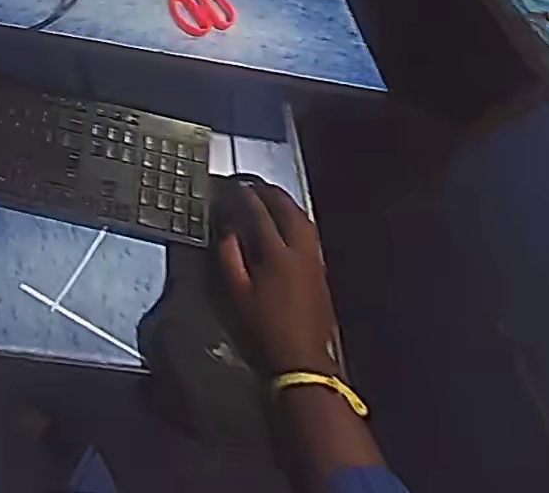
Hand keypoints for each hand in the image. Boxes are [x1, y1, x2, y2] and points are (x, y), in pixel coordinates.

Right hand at [216, 179, 340, 374]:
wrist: (302, 364)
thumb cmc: (262, 329)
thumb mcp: (234, 293)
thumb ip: (229, 256)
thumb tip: (227, 230)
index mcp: (276, 255)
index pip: (259, 214)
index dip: (244, 197)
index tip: (232, 186)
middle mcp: (299, 252)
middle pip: (287, 210)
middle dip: (269, 193)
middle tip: (252, 183)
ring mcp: (314, 262)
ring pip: (304, 220)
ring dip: (286, 203)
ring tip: (270, 196)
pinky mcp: (321, 273)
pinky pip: (310, 234)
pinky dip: (296, 219)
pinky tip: (287, 222)